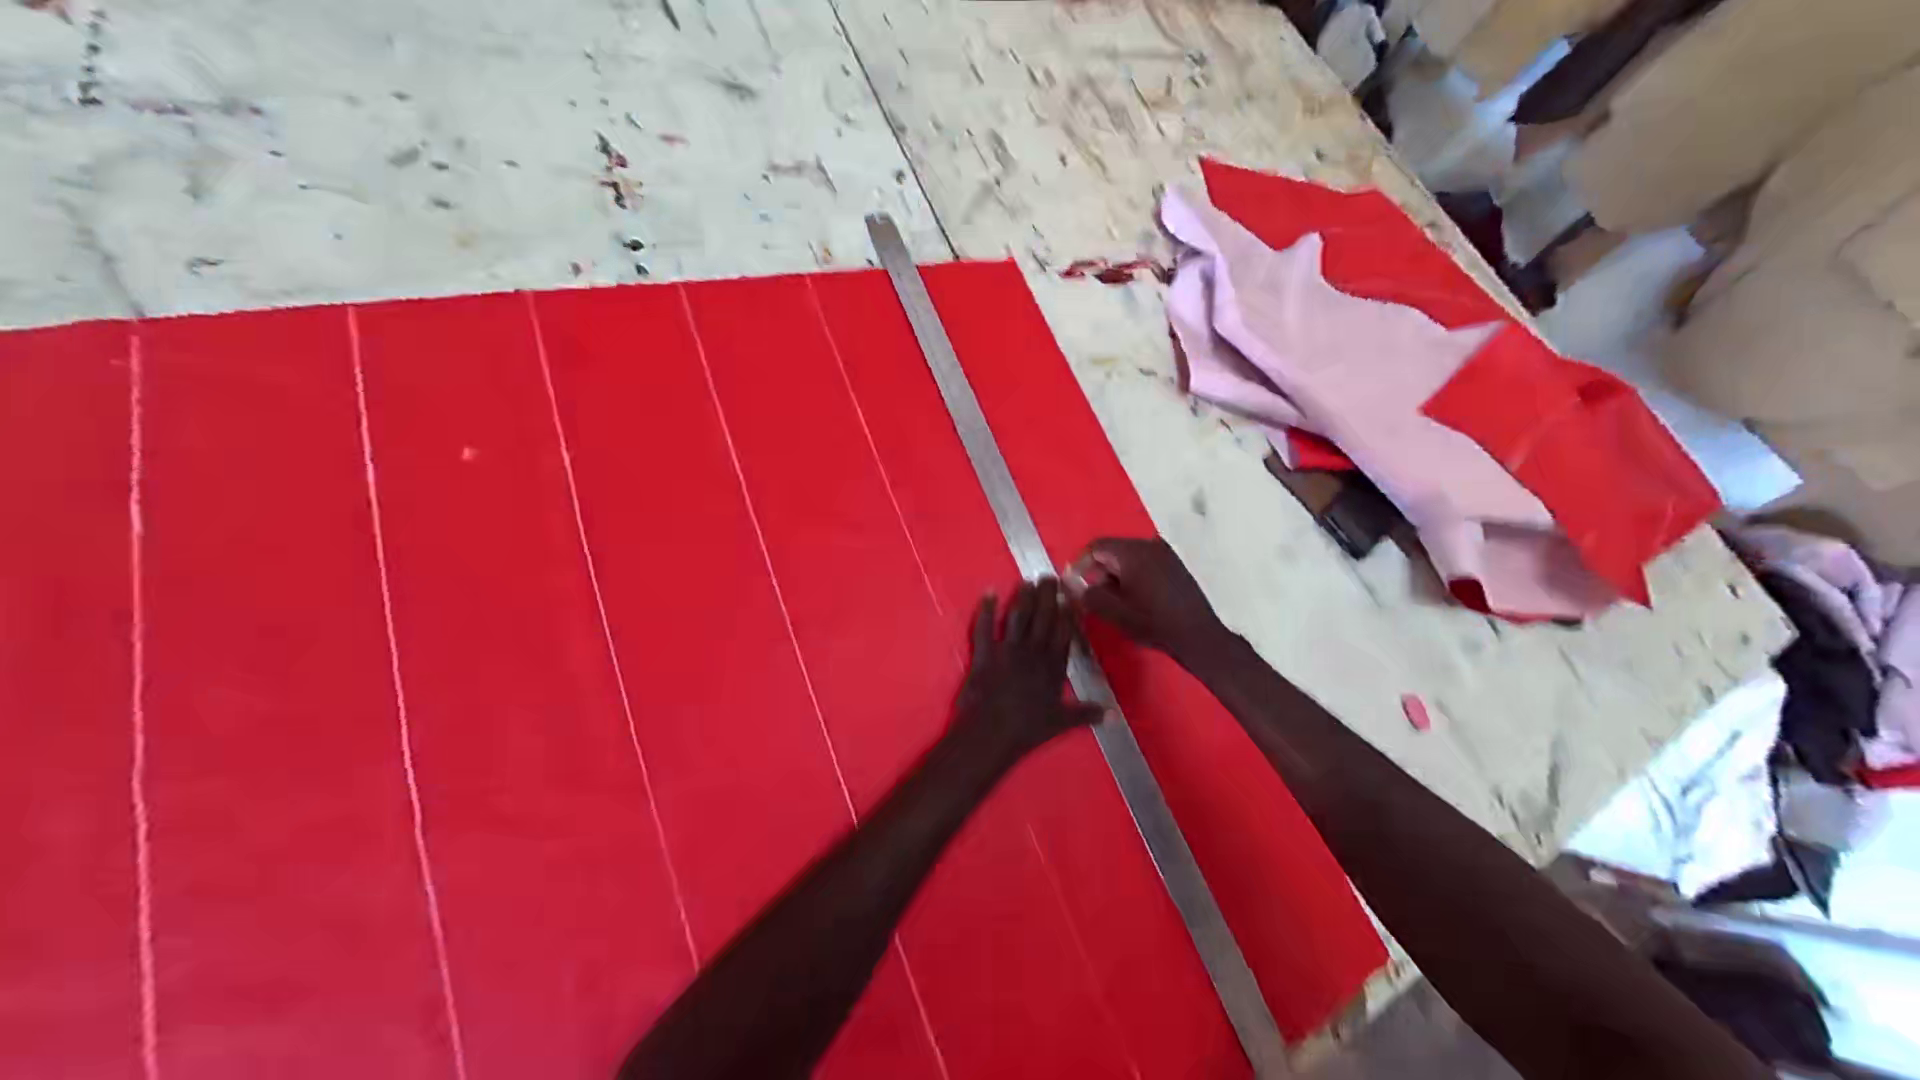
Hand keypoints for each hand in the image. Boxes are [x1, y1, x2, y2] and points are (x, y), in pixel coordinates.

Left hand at [952, 579, 1103, 763]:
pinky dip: (986, 609)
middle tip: (1049, 576)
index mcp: (1053, 666)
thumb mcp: (1062, 722)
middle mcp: (1033, 652)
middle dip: (1047, 595)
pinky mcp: (984, 654)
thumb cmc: (1029, 729)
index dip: (1067, 612)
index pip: (1064, 632)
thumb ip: (1086, 714)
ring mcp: (1007, 650)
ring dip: (1023, 598)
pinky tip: (989, 592)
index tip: (1070, 595)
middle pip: (1043, 617)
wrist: (993, 734)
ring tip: (1028, 581)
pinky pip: (984, 627)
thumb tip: (1114, 717)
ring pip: (1018, 617)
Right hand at [1066, 537, 1235, 666]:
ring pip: (1129, 557)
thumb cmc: (1155, 623)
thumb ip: (1089, 595)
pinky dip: (1133, 575)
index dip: (1080, 564)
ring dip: (1116, 575)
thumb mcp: (1116, 613)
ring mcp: (1166, 554)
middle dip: (1099, 571)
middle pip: (1113, 550)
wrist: (1199, 636)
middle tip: (1093, 597)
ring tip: (1114, 601)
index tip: (1073, 584)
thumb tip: (1072, 583)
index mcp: (1133, 552)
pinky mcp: (1175, 565)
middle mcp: (1150, 545)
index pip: (1096, 547)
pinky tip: (1134, 598)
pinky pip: (1144, 562)